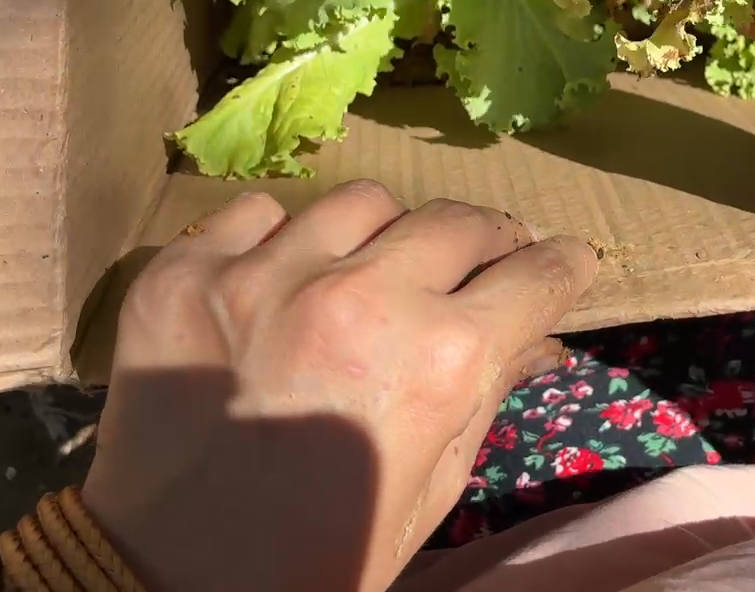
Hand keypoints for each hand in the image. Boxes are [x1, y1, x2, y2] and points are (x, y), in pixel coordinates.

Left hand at [80, 184, 598, 591]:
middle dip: (490, 242)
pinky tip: (279, 281)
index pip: (538, 275)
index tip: (567, 264)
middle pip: (462, 220)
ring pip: (367, 200)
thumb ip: (492, 390)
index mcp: (440, 359)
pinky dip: (282, 238)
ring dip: (387, 234)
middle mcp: (364, 298)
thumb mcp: (433, 484)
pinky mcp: (187, 274)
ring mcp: (267, 276)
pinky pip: (262, 212)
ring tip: (370, 272)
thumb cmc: (323, 554)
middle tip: (481, 266)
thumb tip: (544, 336)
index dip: (565, 267)